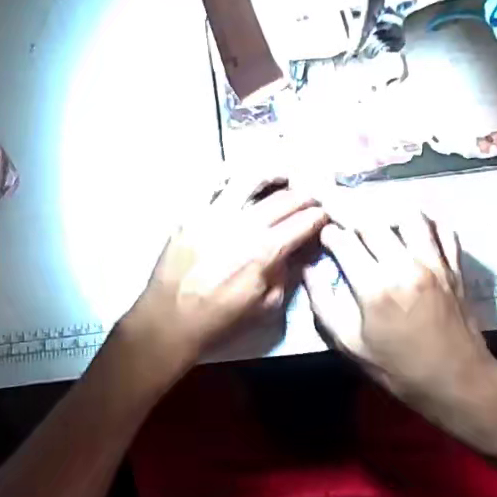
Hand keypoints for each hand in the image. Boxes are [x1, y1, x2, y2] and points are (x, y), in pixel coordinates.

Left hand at [124, 175, 328, 364]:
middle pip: (284, 198)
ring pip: (250, 178)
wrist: (169, 322)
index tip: (327, 214)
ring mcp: (213, 214)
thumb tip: (300, 251)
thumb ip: (287, 274)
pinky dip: (233, 176)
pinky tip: (243, 178)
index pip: (304, 222)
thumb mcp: (266, 307)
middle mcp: (242, 225)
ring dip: (273, 174)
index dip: (320, 215)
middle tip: (312, 197)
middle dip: (305, 195)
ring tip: (283, 176)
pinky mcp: (190, 213)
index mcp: (265, 251)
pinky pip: (213, 183)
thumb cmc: (221, 321)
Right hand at [303, 208, 496, 440]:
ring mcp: (434, 263)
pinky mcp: (454, 267)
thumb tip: (309, 271)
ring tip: (378, 219)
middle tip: (345, 220)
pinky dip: (428, 222)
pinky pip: (443, 230)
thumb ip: (326, 305)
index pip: (344, 241)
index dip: (329, 233)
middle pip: (373, 222)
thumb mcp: (351, 346)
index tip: (324, 234)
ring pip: (410, 217)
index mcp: (375, 287)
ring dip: (389, 212)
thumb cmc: (399, 369)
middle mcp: (404, 266)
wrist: (457, 381)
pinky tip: (415, 226)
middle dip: (353, 216)